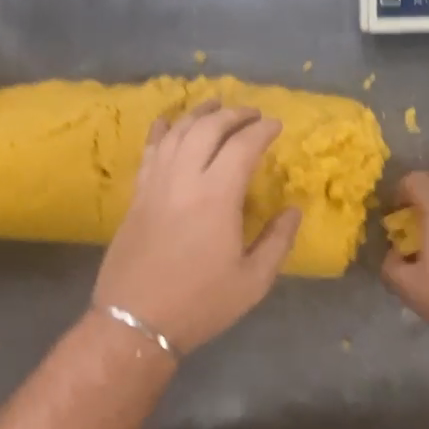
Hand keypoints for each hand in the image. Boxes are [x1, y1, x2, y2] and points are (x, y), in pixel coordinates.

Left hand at [92, 102, 300, 353]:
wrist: (135, 324)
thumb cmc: (200, 304)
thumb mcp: (253, 280)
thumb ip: (278, 240)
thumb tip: (293, 210)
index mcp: (217, 197)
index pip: (243, 146)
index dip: (262, 131)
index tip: (277, 125)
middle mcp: (184, 180)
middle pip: (208, 129)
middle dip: (233, 114)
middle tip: (253, 114)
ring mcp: (155, 186)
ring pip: (176, 133)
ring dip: (199, 113)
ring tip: (216, 105)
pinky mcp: (137, 197)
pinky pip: (150, 152)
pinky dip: (162, 131)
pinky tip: (168, 122)